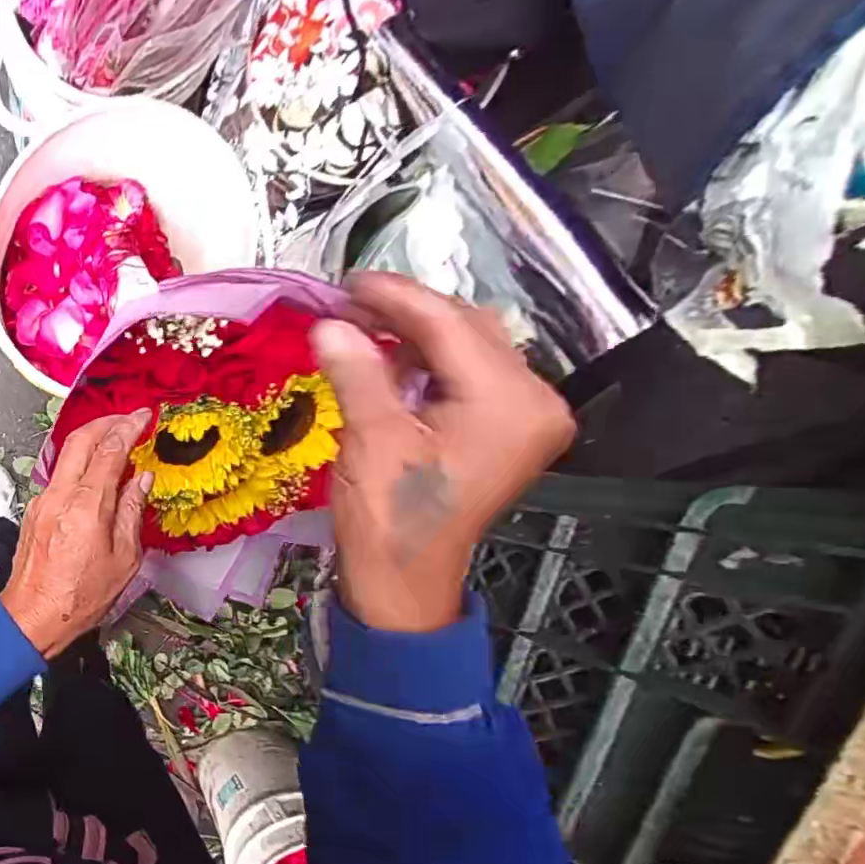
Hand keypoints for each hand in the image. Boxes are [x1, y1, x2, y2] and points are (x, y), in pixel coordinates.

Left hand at [1, 410, 154, 656]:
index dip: (128, 428)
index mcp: (86, 506)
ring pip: (67, 454)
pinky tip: (97, 474)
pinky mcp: (35, 510)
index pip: (110, 451)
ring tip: (116, 443)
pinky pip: (60, 475)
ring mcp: (42, 501)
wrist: (32, 617)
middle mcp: (59, 495)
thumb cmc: (80, 597)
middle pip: (81, 439)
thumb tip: (142, 480)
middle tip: (129, 419)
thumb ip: (133, 513)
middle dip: (106, 422)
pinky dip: (81, 464)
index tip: (143, 416)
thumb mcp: (124, 559)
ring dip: (92, 441)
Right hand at [312, 273, 574, 632]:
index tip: (346, 281)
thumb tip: (330, 324)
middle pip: (465, 330)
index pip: (448, 326)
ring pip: (466, 349)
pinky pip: (467, 375)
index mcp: (510, 403)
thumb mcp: (370, 440)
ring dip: (414, 335)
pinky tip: (390, 361)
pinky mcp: (505, 430)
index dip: (392, 297)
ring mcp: (525, 417)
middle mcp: (534, 401)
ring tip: (362, 328)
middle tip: (347, 303)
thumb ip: (356, 372)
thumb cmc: (390, 520)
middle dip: (404, 313)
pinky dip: (427, 363)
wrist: (404, 582)